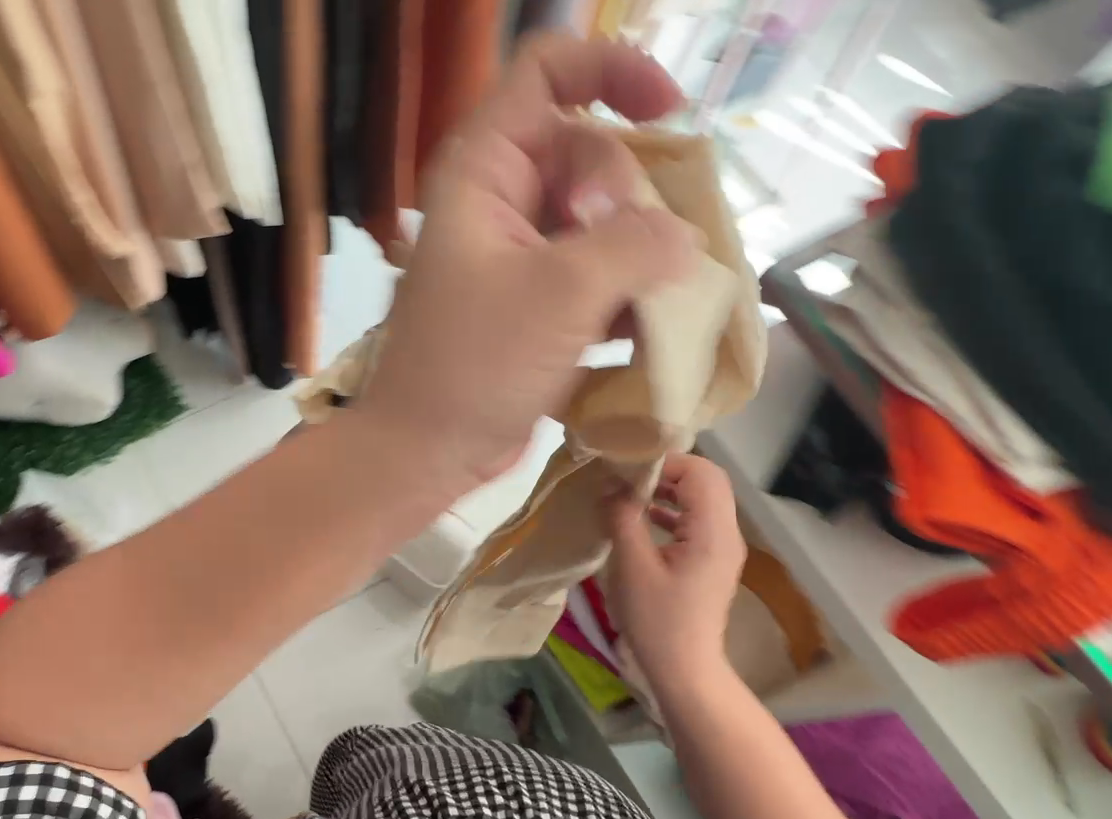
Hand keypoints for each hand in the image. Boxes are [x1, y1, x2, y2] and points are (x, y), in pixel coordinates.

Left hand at [354, 34, 703, 501]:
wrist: (427, 452)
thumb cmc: (475, 365)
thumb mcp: (561, 292)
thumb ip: (635, 244)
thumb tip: (683, 235)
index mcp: (484, 171)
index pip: (547, 73)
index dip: (612, 72)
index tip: (668, 112)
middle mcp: (501, 202)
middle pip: (589, 153)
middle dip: (627, 196)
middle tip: (634, 257)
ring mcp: (519, 258)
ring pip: (599, 221)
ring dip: (638, 251)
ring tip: (655, 296)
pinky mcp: (535, 307)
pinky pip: (595, 276)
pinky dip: (625, 294)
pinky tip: (647, 329)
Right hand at [603, 455, 745, 683]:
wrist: (684, 670)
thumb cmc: (657, 621)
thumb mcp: (632, 568)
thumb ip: (623, 518)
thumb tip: (611, 483)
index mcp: (713, 532)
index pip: (701, 472)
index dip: (665, 462)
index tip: (625, 468)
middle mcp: (726, 534)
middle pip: (706, 481)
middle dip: (667, 472)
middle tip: (626, 477)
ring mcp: (722, 549)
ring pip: (702, 500)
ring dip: (668, 491)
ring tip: (629, 493)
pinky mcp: (710, 562)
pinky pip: (696, 521)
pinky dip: (671, 512)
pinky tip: (641, 519)